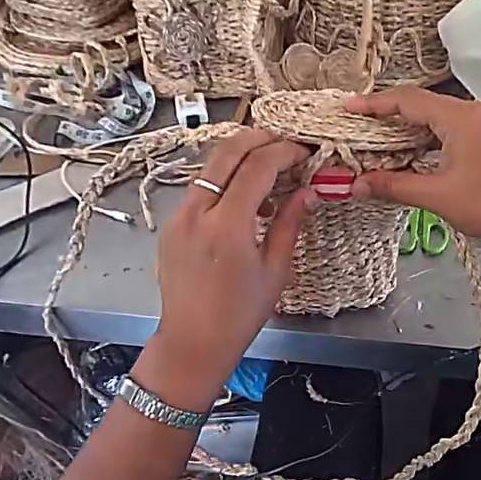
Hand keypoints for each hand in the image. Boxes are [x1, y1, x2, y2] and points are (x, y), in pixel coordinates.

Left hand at [141, 130, 314, 409]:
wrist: (193, 341)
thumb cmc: (240, 313)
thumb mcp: (275, 269)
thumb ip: (290, 223)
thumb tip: (309, 192)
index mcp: (227, 227)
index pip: (257, 166)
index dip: (284, 152)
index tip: (303, 152)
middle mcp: (197, 213)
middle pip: (226, 152)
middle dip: (259, 139)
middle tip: (285, 142)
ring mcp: (178, 217)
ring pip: (210, 167)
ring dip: (241, 159)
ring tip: (269, 172)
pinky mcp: (171, 224)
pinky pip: (200, 188)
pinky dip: (225, 182)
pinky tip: (244, 200)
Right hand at [344, 88, 480, 253]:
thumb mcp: (437, 196)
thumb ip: (394, 186)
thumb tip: (356, 185)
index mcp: (461, 117)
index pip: (409, 100)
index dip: (375, 104)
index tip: (348, 107)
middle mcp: (476, 110)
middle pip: (424, 104)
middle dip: (389, 117)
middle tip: (359, 127)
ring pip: (439, 117)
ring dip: (410, 129)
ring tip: (381, 142)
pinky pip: (454, 127)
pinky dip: (430, 137)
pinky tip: (415, 152)